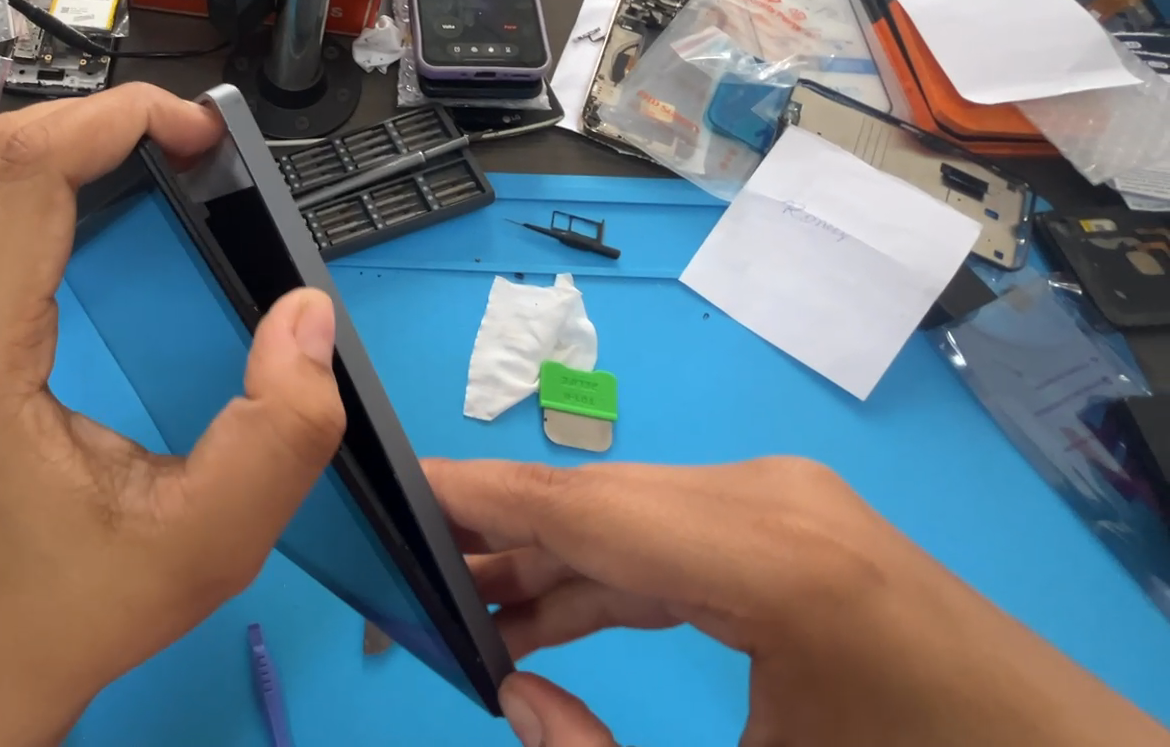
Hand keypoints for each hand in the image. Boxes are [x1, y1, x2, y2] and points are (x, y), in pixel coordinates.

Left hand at [0, 85, 346, 745]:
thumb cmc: (86, 601)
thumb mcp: (214, 540)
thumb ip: (285, 431)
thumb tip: (306, 312)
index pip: (25, 173)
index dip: (115, 122)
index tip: (199, 133)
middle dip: (94, 119)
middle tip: (183, 143)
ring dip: (53, 140)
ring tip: (140, 157)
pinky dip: (22, 175)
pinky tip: (81, 199)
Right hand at [426, 458, 1169, 746]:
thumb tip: (510, 688)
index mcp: (776, 560)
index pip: (577, 505)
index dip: (472, 496)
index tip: (393, 491)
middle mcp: (772, 501)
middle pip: (585, 502)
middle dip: (489, 537)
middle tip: (403, 573)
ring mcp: (783, 506)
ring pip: (614, 516)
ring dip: (536, 564)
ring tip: (455, 609)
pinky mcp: (786, 526)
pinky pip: (656, 539)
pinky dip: (590, 577)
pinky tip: (533, 617)